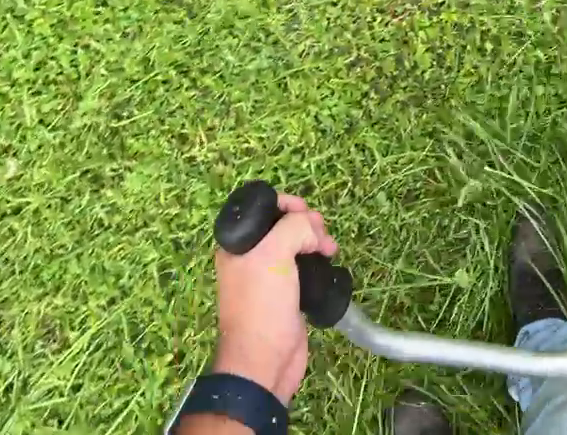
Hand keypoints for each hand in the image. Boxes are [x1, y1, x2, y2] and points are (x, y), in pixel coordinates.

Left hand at [209, 192, 337, 404]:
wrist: (265, 361)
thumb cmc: (263, 304)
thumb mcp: (273, 253)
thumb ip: (294, 227)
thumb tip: (313, 231)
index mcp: (237, 244)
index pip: (263, 207)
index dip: (287, 203)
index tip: (306, 212)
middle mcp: (251, 256)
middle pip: (285, 223)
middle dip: (307, 222)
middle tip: (321, 235)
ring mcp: (269, 275)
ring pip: (298, 242)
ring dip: (317, 238)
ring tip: (329, 249)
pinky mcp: (287, 292)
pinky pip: (305, 263)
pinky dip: (318, 257)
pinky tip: (329, 261)